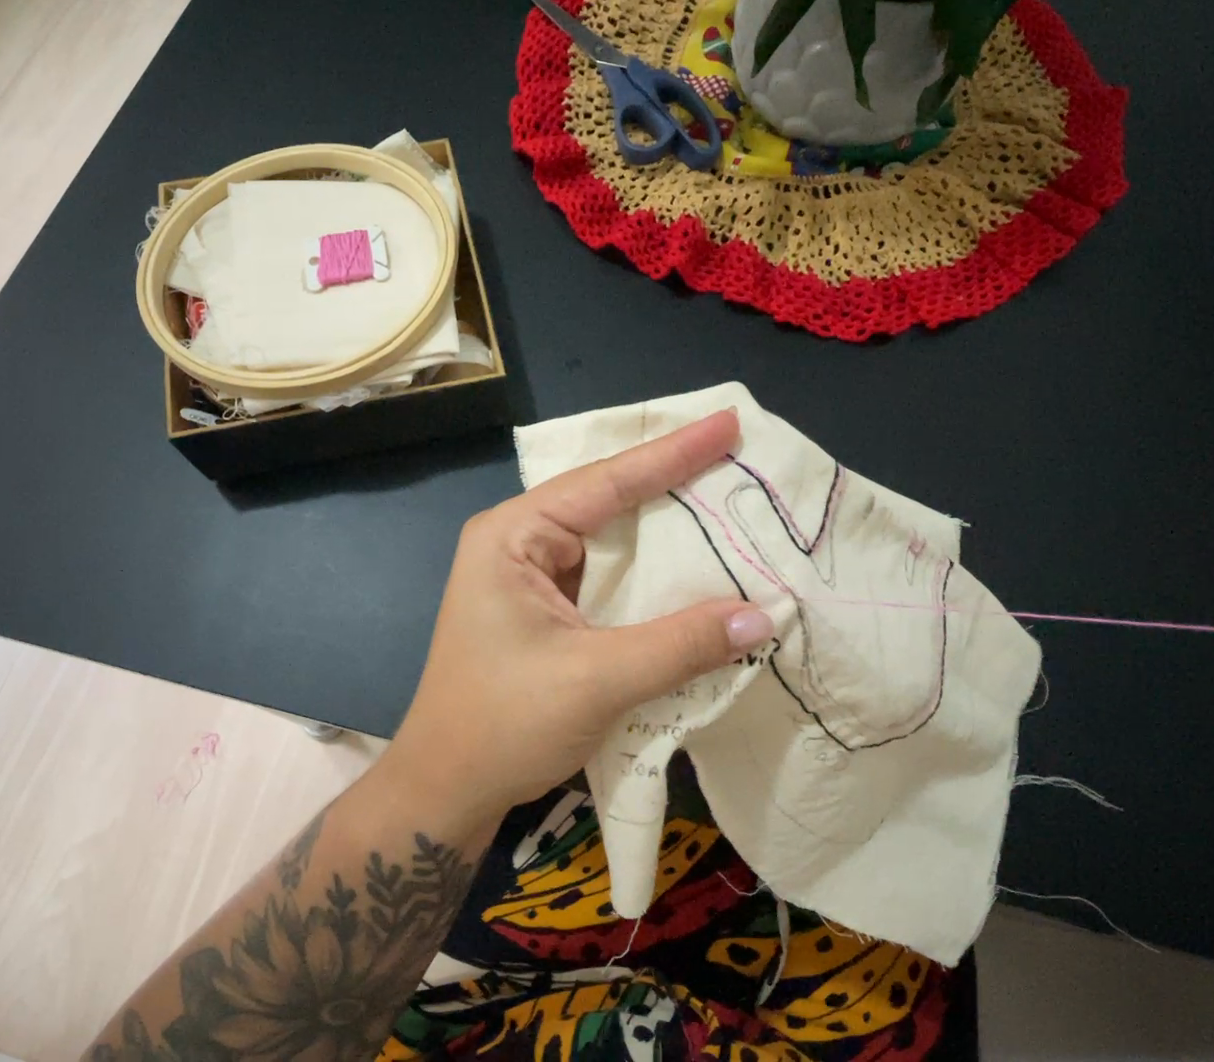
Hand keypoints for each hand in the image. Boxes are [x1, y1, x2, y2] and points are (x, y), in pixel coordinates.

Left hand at [379, 411, 775, 820]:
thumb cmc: (503, 725)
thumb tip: (766, 615)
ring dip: (666, 535)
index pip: (604, 481)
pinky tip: (696, 572)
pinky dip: (651, 578)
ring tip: (731, 508)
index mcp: (512, 536)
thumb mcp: (597, 680)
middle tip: (739, 460)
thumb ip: (682, 644)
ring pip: (611, 543)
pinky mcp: (545, 613)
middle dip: (673, 485)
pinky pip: (607, 581)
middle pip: (608, 502)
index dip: (672, 453)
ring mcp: (530, 579)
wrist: (447, 790)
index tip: (728, 423)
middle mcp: (518, 544)